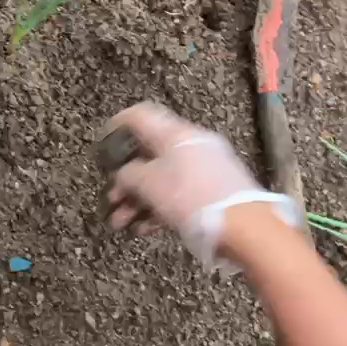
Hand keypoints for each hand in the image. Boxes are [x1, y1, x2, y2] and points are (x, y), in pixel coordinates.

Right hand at [104, 102, 300, 267]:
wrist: (243, 225)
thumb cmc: (192, 198)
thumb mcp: (149, 184)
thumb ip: (128, 175)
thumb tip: (124, 174)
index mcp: (175, 135)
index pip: (141, 117)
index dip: (118, 125)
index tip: (103, 141)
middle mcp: (190, 146)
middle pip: (149, 155)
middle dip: (125, 180)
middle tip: (111, 198)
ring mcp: (203, 168)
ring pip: (160, 179)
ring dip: (137, 201)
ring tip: (121, 224)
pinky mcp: (211, 190)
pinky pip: (177, 194)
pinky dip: (158, 208)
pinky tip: (145, 229)